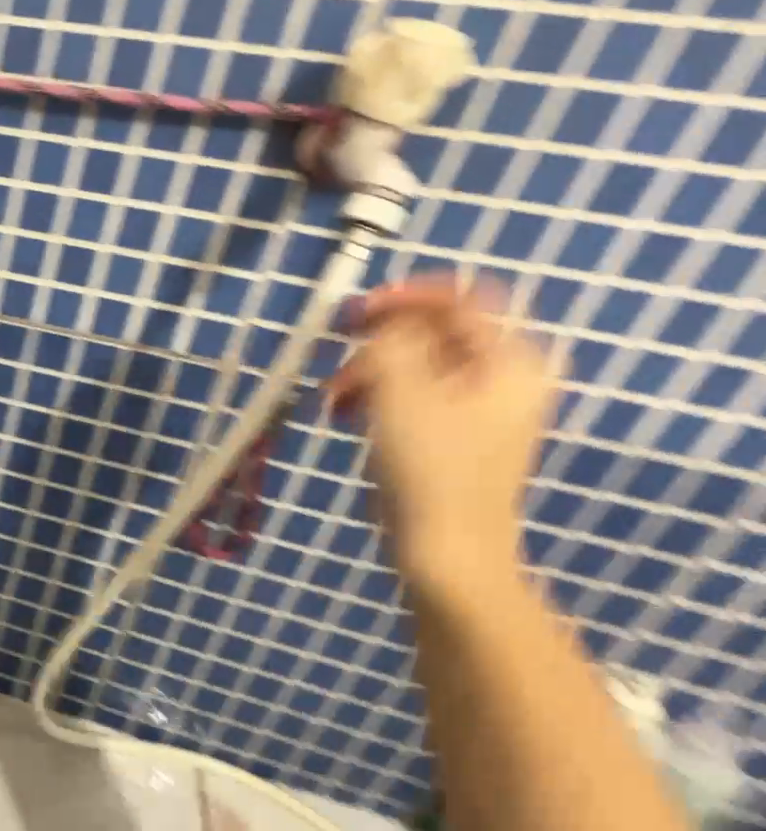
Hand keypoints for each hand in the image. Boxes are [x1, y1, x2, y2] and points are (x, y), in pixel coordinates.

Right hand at [330, 276, 555, 575]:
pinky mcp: (453, 432)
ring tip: (335, 393)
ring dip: (369, 369)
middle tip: (339, 350)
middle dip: (379, 339)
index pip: (461, 299)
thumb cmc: (429, 465)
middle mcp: (504, 378)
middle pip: (434, 330)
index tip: (355, 311)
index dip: (405, 295)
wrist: (448, 550)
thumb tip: (387, 316)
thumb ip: (394, 338)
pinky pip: (412, 392)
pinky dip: (377, 394)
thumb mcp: (401, 389)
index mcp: (510, 361)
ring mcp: (480, 408)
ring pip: (416, 362)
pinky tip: (346, 411)